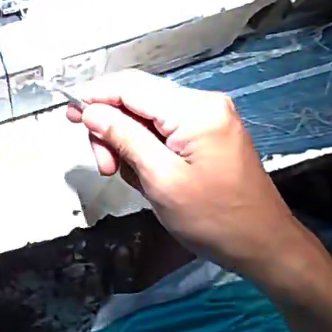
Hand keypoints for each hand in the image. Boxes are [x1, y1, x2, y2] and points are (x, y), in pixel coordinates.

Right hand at [66, 71, 312, 276]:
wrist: (263, 245)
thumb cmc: (215, 219)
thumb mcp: (161, 180)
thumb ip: (124, 138)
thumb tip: (91, 111)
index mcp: (196, 110)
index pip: (131, 86)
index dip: (94, 96)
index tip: (68, 113)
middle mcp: (203, 103)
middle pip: (137, 98)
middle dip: (112, 128)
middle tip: (103, 166)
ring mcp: (207, 117)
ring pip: (146, 116)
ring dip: (126, 142)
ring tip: (128, 176)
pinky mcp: (206, 133)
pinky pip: (162, 129)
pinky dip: (145, 149)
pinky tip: (146, 175)